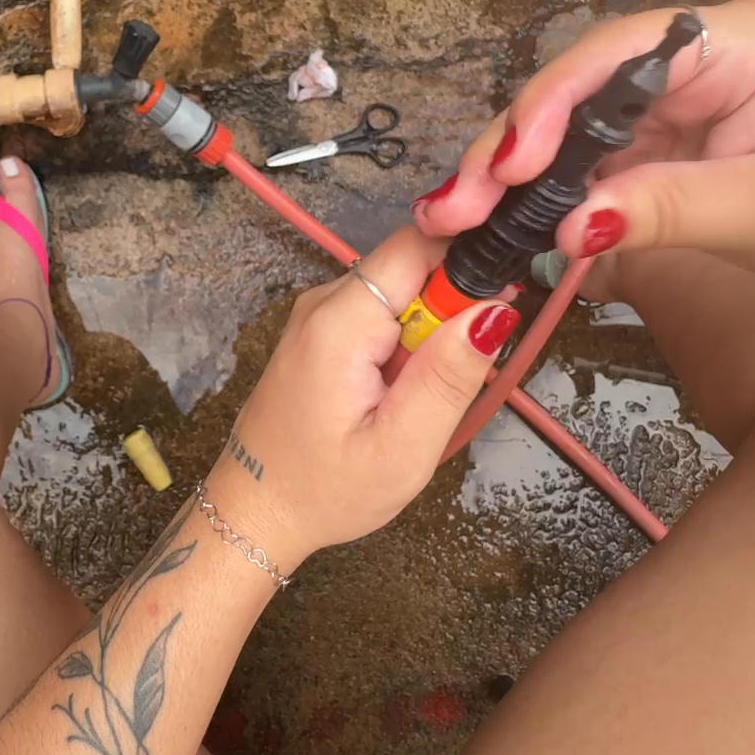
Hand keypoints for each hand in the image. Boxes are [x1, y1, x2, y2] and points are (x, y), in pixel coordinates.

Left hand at [205, 227, 516, 569]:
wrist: (258, 508)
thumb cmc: (327, 490)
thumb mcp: (402, 447)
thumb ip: (448, 376)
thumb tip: (495, 309)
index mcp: (339, 321)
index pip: (415, 245)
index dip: (464, 263)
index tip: (496, 309)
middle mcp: (323, 302)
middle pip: (408, 266)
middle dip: (448, 307)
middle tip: (454, 374)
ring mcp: (317, 314)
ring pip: (397, 292)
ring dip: (427, 330)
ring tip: (420, 392)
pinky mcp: (320, 332)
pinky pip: (377, 314)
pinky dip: (402, 342)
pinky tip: (397, 390)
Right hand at [411, 0, 754, 289]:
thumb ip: (673, 208)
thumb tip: (567, 228)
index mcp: (725, 44)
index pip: (614, 55)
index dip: (549, 103)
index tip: (509, 166)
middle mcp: (675, 72)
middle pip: (567, 100)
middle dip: (505, 154)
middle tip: (451, 210)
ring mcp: (655, 118)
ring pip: (559, 142)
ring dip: (506, 186)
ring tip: (456, 225)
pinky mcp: (644, 159)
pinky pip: (576, 177)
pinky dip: (538, 208)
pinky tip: (504, 235)